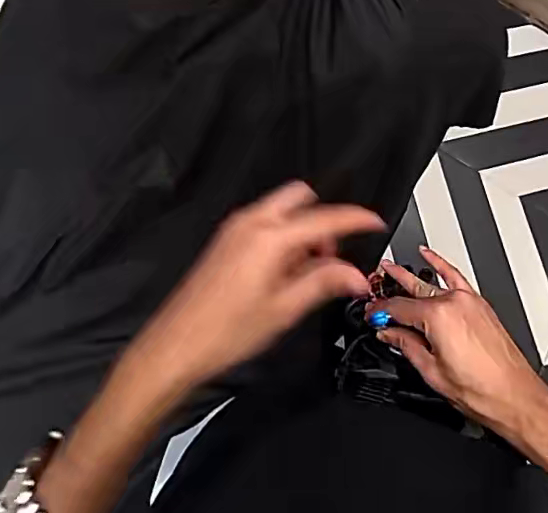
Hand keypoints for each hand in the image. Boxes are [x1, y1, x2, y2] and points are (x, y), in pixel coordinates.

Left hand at [135, 181, 383, 387]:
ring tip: (305, 271)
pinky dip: (283, 236)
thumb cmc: (221, 334)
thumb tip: (355, 275)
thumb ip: (325, 283)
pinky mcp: (226, 238)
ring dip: (303, 230)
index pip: (325, 217)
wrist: (173, 349)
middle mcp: (252, 222)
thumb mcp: (284, 310)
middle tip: (331, 254)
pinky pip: (266, 221)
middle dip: (324, 219)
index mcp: (270, 237)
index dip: (355, 218)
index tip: (373, 221)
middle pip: (302, 198)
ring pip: (284, 209)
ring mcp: (236, 228)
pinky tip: (282, 272)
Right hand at [367, 246, 547, 441]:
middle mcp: (453, 301)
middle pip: (413, 292)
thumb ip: (407, 346)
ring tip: (390, 268)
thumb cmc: (481, 390)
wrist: (514, 395)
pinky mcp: (477, 301)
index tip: (371, 316)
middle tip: (373, 290)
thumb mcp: (432, 372)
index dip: (380, 313)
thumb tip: (390, 334)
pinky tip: (428, 254)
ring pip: (430, 282)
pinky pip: (454, 275)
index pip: (398, 308)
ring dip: (409, 276)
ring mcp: (467, 298)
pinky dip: (439, 262)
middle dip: (390, 292)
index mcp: (437, 317)